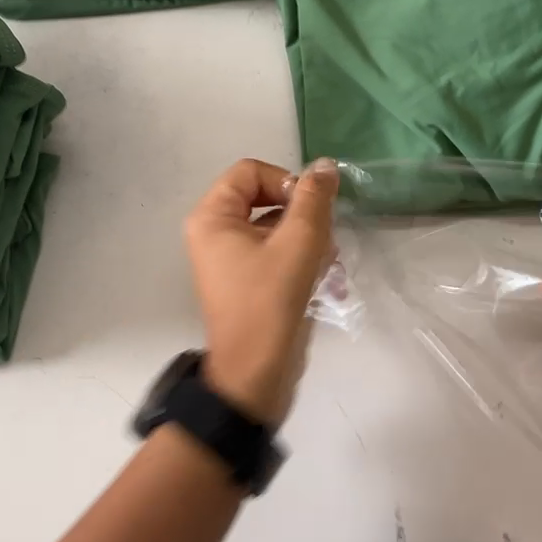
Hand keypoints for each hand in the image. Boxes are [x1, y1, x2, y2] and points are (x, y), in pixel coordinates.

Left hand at [183, 159, 338, 428]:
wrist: (255, 375)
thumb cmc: (271, 303)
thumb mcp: (299, 243)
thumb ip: (314, 199)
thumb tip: (324, 166)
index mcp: (212, 218)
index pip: (252, 172)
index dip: (286, 182)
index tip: (311, 211)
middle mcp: (214, 234)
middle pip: (265, 199)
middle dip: (303, 217)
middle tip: (326, 240)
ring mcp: (229, 260)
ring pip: (276, 229)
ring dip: (308, 241)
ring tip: (329, 264)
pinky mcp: (246, 283)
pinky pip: (276, 255)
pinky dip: (301, 261)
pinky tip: (325, 280)